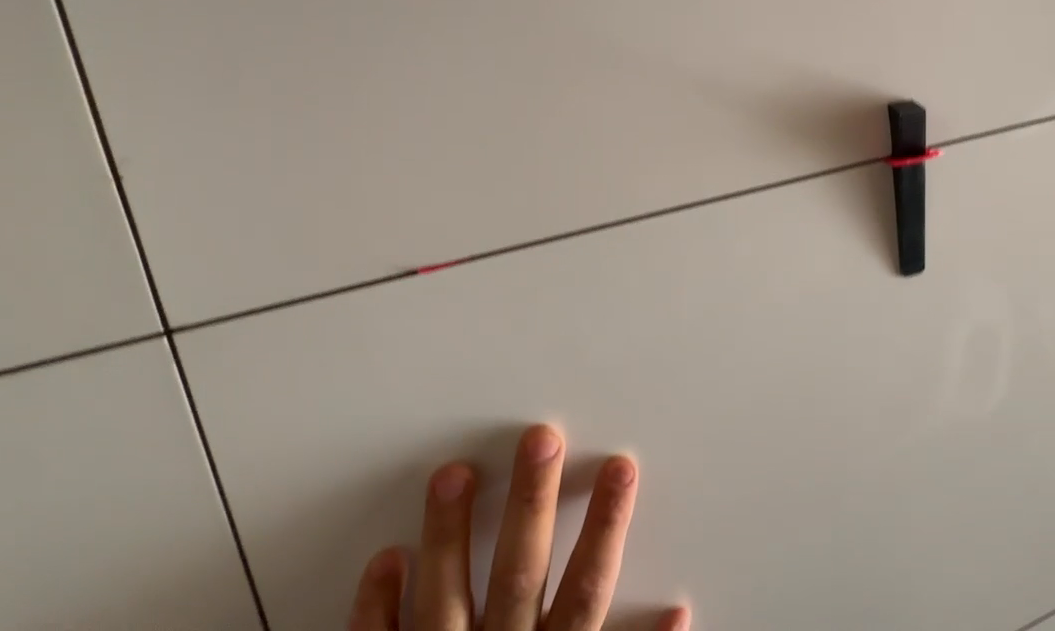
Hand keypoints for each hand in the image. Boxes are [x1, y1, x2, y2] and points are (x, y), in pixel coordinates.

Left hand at [346, 424, 688, 630]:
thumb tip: (678, 620)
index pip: (588, 588)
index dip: (607, 525)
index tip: (619, 469)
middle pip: (519, 573)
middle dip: (532, 504)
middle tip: (540, 441)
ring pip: (443, 600)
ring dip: (449, 538)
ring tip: (451, 476)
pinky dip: (377, 610)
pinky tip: (385, 561)